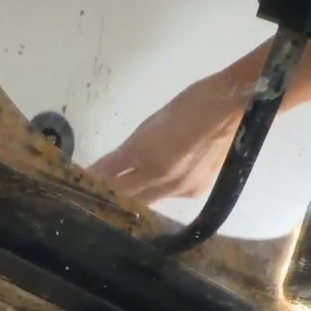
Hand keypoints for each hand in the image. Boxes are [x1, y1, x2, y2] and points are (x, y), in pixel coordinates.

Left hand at [86, 73, 244, 204]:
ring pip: (143, 200)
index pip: (109, 176)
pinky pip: (165, 198)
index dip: (91, 186)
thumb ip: (127, 151)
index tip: (73, 193)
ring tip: (113, 204)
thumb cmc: (192, 105)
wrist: (238, 104)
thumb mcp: (151, 123)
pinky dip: (154, 194)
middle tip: (86, 205)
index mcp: (147, 154)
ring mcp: (178, 187)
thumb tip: (102, 171)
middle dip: (105, 200)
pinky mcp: (194, 192)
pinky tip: (151, 190)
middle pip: (123, 196)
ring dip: (128, 201)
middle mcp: (160, 177)